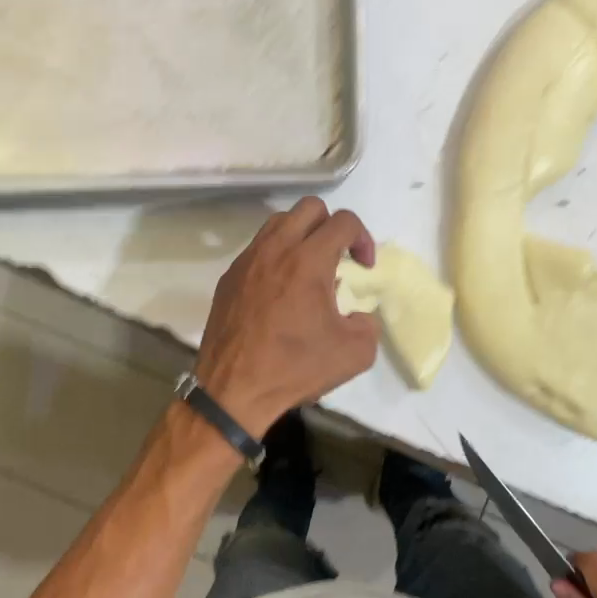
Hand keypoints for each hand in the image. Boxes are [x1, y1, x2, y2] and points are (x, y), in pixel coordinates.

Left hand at [194, 196, 379, 436]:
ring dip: (300, 235)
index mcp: (308, 260)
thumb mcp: (354, 353)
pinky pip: (257, 250)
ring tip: (308, 269)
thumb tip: (357, 315)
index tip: (364, 266)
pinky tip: (280, 290)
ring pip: (278, 223)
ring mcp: (247, 261)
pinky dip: (275, 256)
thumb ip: (367, 324)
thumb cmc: (295, 368)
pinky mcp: (229, 278)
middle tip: (338, 257)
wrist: (234, 389)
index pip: (343, 222)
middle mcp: (276, 249)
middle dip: (331, 225)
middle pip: (309, 208)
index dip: (363, 238)